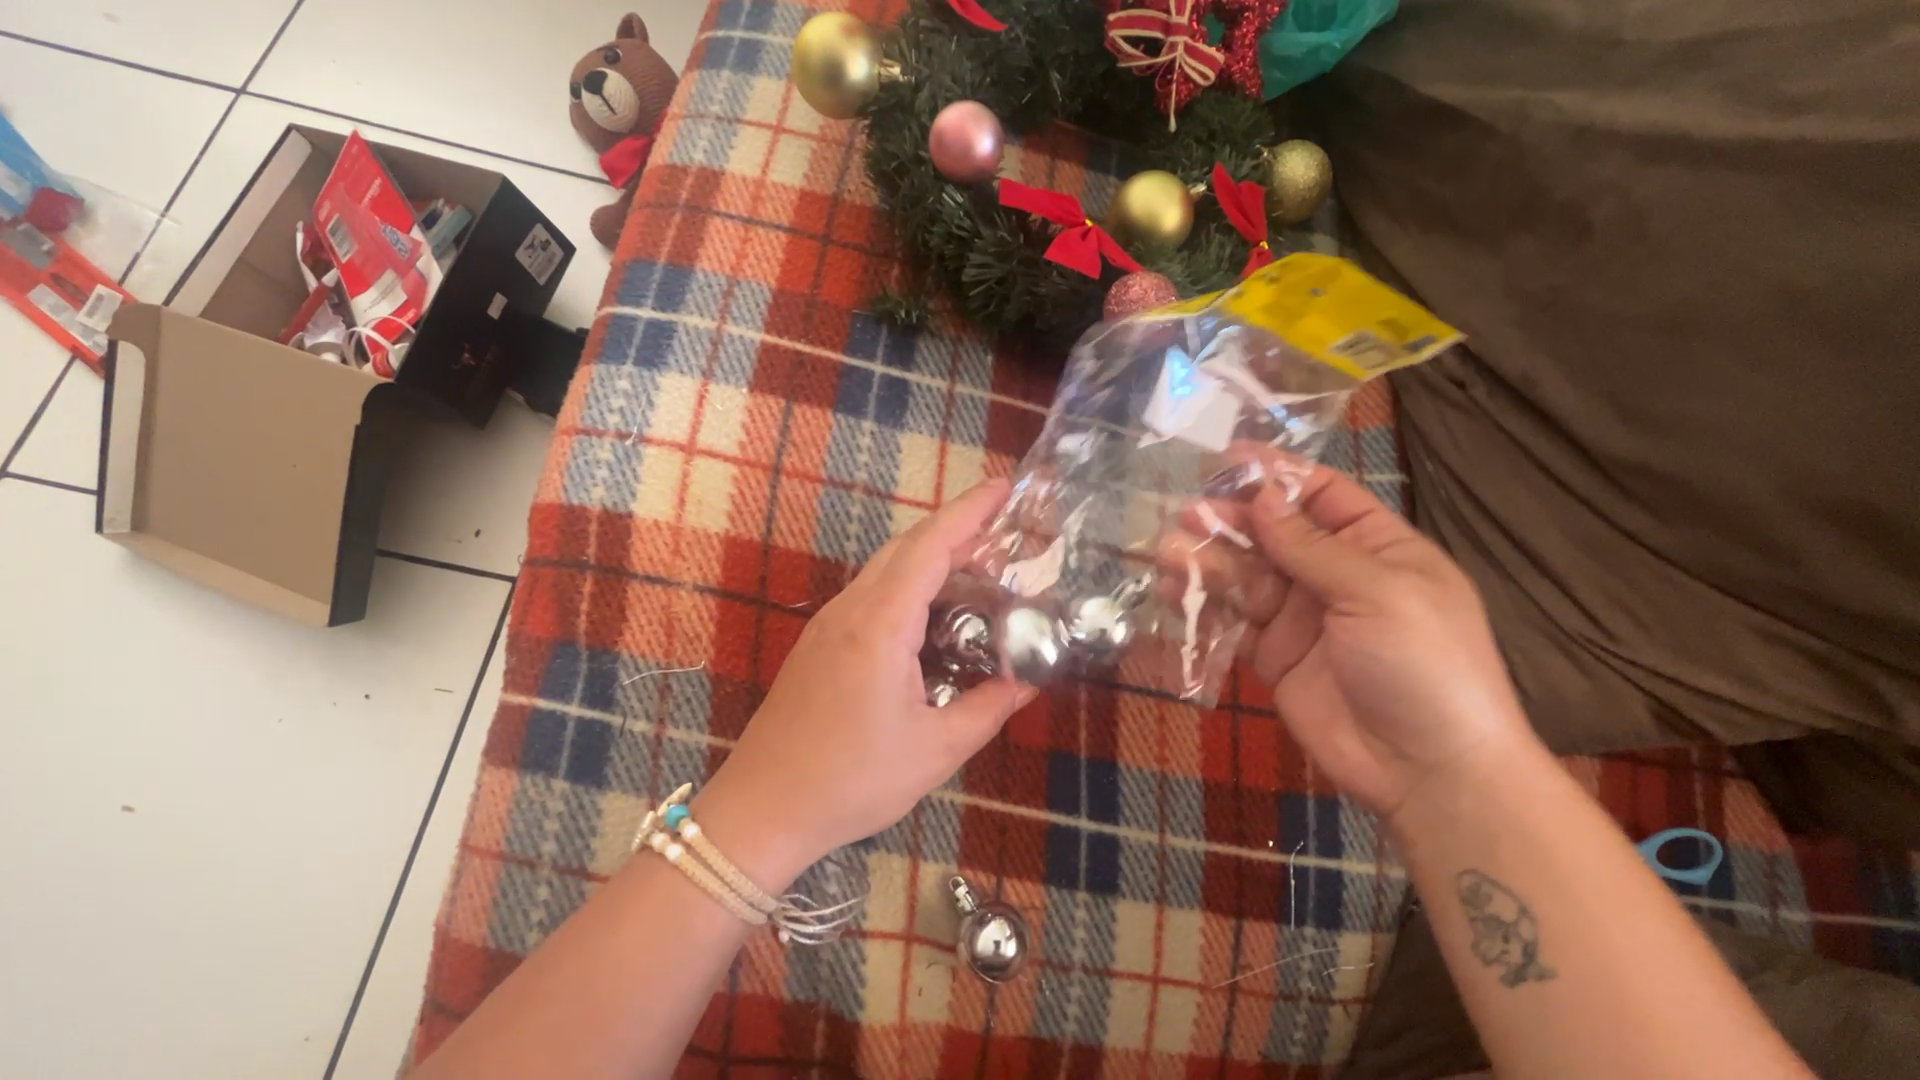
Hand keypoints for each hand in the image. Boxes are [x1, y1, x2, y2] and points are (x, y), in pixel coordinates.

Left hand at [693, 480, 1034, 888]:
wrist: (763, 809)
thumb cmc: (851, 781)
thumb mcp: (935, 751)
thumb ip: (987, 709)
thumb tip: (1025, 684)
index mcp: (880, 625)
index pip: (930, 547)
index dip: (969, 511)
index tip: (1003, 487)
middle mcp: (850, 611)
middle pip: (906, 549)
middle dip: (957, 534)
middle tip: (1006, 544)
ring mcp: (828, 626)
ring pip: (885, 571)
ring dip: (931, 563)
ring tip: (979, 582)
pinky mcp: (818, 645)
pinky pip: (869, 597)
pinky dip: (908, 591)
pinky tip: (933, 622)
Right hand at [1172, 460, 1536, 822]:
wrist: (1427, 768)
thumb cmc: (1423, 664)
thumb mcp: (1378, 593)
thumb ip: (1313, 547)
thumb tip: (1263, 496)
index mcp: (1376, 547)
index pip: (1321, 495)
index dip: (1276, 475)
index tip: (1226, 459)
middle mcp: (1335, 575)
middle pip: (1273, 533)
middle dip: (1230, 520)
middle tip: (1185, 515)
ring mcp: (1302, 617)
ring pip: (1246, 575)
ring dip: (1209, 561)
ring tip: (1169, 553)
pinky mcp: (1274, 656)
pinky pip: (1234, 621)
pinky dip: (1204, 605)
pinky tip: (1176, 593)